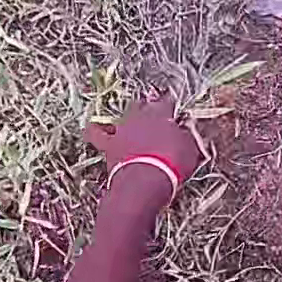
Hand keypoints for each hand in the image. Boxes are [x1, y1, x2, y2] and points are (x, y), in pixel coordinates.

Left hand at [85, 96, 201, 204]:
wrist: (146, 180)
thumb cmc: (172, 163)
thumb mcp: (190, 148)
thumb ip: (187, 135)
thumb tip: (186, 130)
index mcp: (161, 112)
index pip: (168, 101)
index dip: (172, 107)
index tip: (176, 113)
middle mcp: (140, 115)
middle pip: (144, 106)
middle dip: (150, 111)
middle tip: (156, 121)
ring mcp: (123, 128)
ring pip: (123, 116)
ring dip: (129, 119)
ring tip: (133, 124)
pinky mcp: (109, 144)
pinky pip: (97, 134)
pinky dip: (95, 131)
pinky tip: (92, 129)